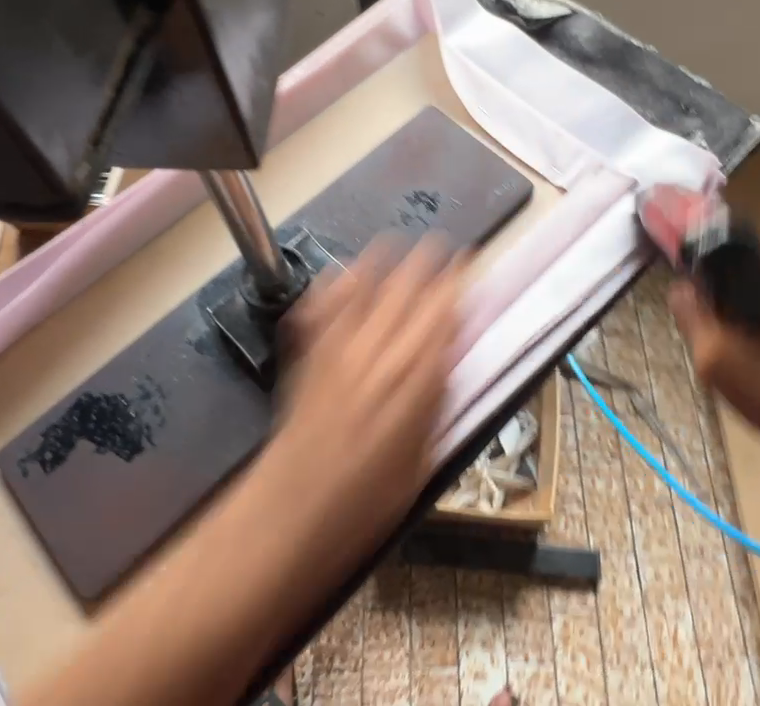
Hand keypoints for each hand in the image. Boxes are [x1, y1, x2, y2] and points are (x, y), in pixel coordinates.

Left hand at [259, 234, 465, 560]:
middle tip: (443, 246)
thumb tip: (451, 359)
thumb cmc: (367, 503)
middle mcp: (377, 355)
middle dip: (427, 261)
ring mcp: (337, 349)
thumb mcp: (423, 461)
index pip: (442, 313)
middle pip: (406, 289)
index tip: (468, 263)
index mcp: (414, 383)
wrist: (291, 514)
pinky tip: (349, 271)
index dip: (457, 283)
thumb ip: (437, 403)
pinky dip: (338, 282)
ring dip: (386, 260)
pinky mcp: (307, 354)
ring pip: (365, 286)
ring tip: (401, 244)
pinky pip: (323, 304)